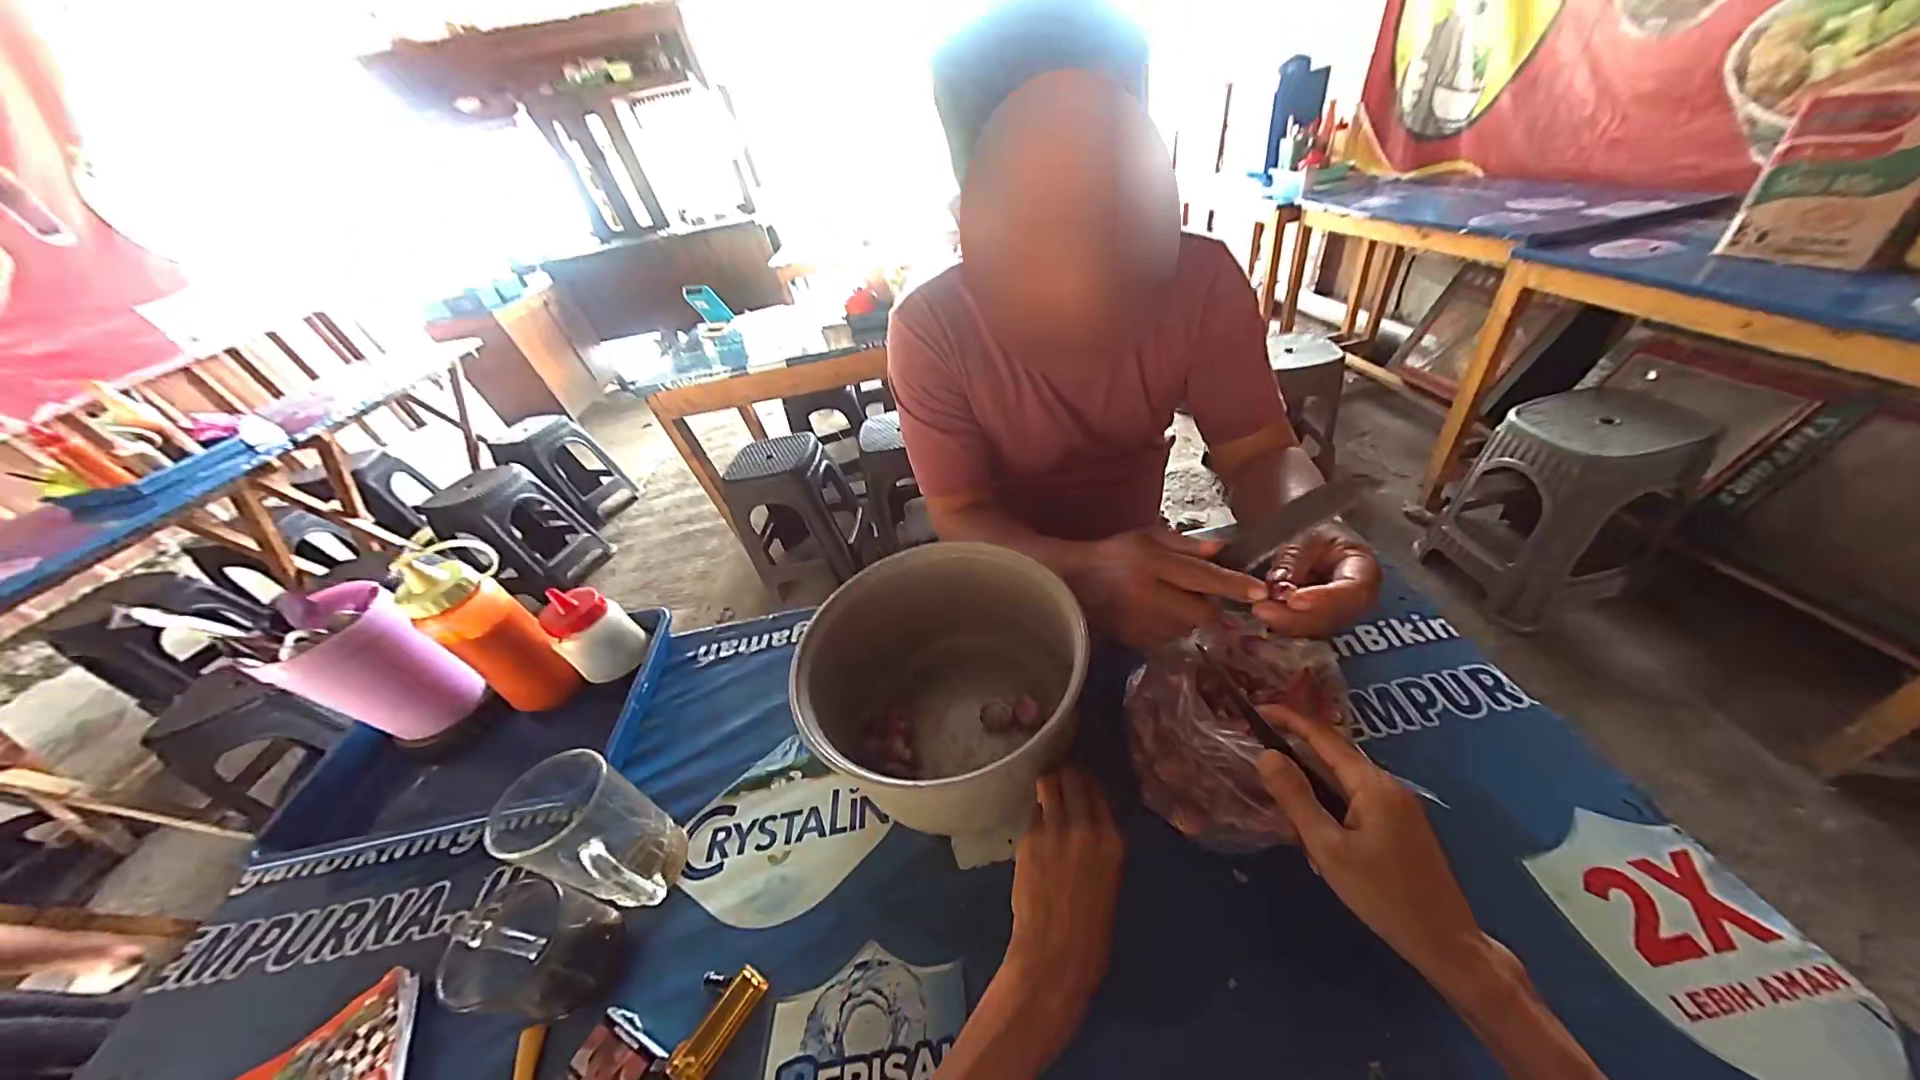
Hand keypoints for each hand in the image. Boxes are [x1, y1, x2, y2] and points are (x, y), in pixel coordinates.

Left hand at [937, 771, 1125, 1079]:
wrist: (1055, 954)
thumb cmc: (1091, 929)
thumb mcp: (1109, 877)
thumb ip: (1100, 842)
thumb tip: (1088, 819)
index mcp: (1111, 839)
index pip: (1097, 788)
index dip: (1086, 780)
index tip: (1081, 778)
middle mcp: (1084, 826)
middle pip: (1072, 776)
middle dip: (1066, 774)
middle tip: (1062, 780)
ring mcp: (1053, 830)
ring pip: (1048, 784)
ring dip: (1048, 786)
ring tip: (1047, 795)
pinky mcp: (1028, 838)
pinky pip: (1033, 812)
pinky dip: (1036, 814)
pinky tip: (1037, 826)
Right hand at [1062, 527, 1266, 648]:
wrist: (1072, 581)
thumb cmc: (1113, 555)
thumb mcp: (1147, 538)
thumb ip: (1186, 544)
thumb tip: (1223, 551)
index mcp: (1151, 563)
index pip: (1201, 576)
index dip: (1232, 585)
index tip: (1259, 592)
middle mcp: (1147, 594)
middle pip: (1200, 612)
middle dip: (1205, 605)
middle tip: (1191, 592)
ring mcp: (1140, 621)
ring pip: (1186, 628)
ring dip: (1186, 617)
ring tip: (1165, 600)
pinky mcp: (1134, 639)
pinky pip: (1168, 637)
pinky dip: (1169, 627)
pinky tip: (1151, 613)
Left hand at [1249, 523, 1380, 637]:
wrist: (1311, 545)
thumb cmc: (1314, 537)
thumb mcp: (1304, 537)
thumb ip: (1293, 561)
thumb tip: (1278, 589)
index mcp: (1364, 572)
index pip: (1352, 591)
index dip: (1323, 599)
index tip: (1294, 600)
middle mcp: (1357, 602)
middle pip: (1332, 617)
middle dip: (1295, 616)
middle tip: (1262, 609)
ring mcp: (1339, 617)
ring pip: (1314, 629)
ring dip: (1284, 624)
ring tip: (1258, 610)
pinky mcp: (1318, 625)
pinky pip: (1301, 632)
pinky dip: (1280, 626)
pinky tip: (1262, 617)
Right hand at [1254, 708, 1606, 1079]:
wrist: (1447, 944)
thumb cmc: (1382, 894)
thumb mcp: (1327, 847)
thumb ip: (1295, 797)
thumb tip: (1266, 754)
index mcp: (1373, 784)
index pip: (1323, 736)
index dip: (1288, 719)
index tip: (1255, 709)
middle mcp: (1388, 785)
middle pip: (1332, 756)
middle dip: (1294, 754)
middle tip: (1258, 761)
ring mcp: (1398, 805)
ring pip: (1341, 781)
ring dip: (1310, 787)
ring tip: (1283, 809)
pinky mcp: (1399, 825)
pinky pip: (1353, 799)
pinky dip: (1327, 804)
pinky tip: (1315, 833)